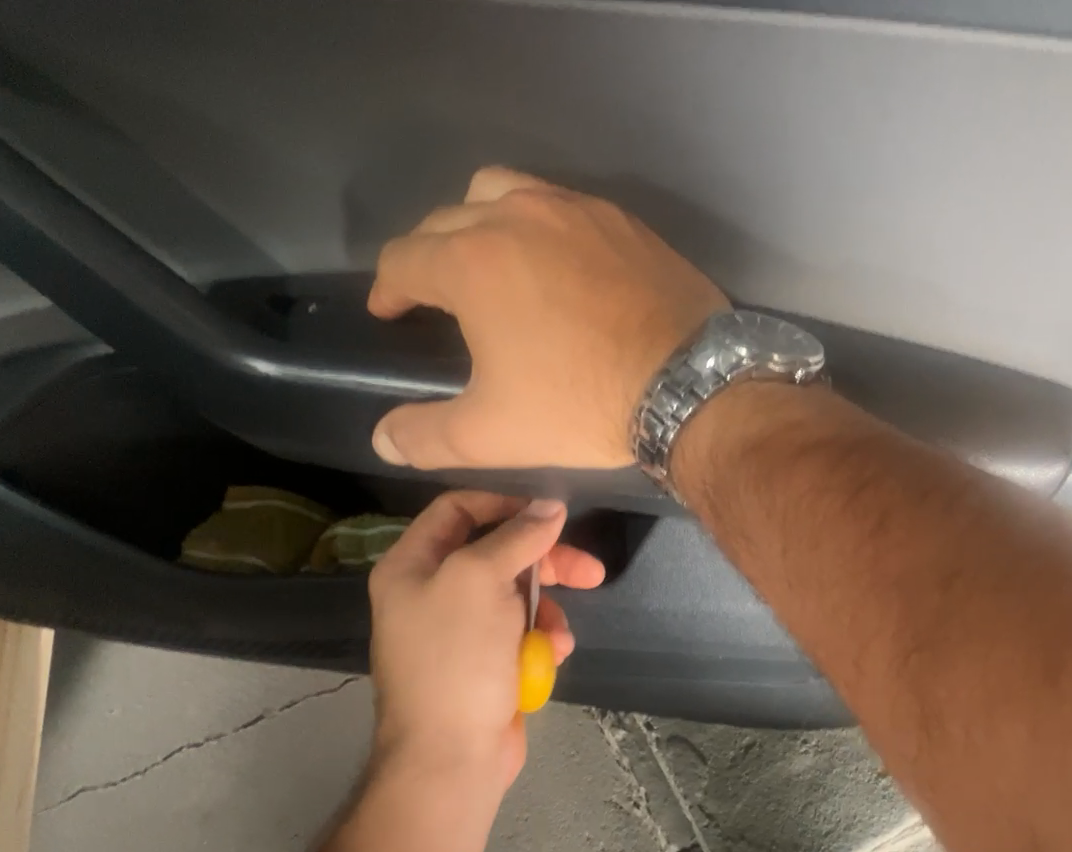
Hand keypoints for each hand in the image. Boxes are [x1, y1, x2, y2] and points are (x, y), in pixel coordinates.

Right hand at [367, 166, 728, 469]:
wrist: (688, 384)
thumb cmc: (582, 405)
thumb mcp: (493, 434)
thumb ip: (427, 436)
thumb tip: (383, 439)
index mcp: (472, 261)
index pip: (404, 258)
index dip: (389, 288)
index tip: (391, 311)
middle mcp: (517, 216)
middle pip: (447, 220)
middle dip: (429, 255)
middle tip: (436, 294)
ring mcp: (575, 209)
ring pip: (503, 192)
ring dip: (481, 221)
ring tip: (491, 262)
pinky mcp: (622, 220)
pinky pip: (562, 203)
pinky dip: (541, 224)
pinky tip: (557, 263)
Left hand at [367, 492, 606, 789]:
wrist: (451, 756)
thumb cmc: (456, 659)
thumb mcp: (480, 580)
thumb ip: (516, 537)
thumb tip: (551, 505)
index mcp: (412, 566)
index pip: (458, 509)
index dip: (505, 504)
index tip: (550, 511)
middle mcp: (433, 592)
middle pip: (499, 554)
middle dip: (546, 563)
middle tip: (589, 571)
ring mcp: (462, 630)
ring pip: (520, 597)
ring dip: (548, 612)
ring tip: (558, 638)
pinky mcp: (488, 662)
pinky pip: (524, 633)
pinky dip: (542, 642)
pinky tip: (552, 658)